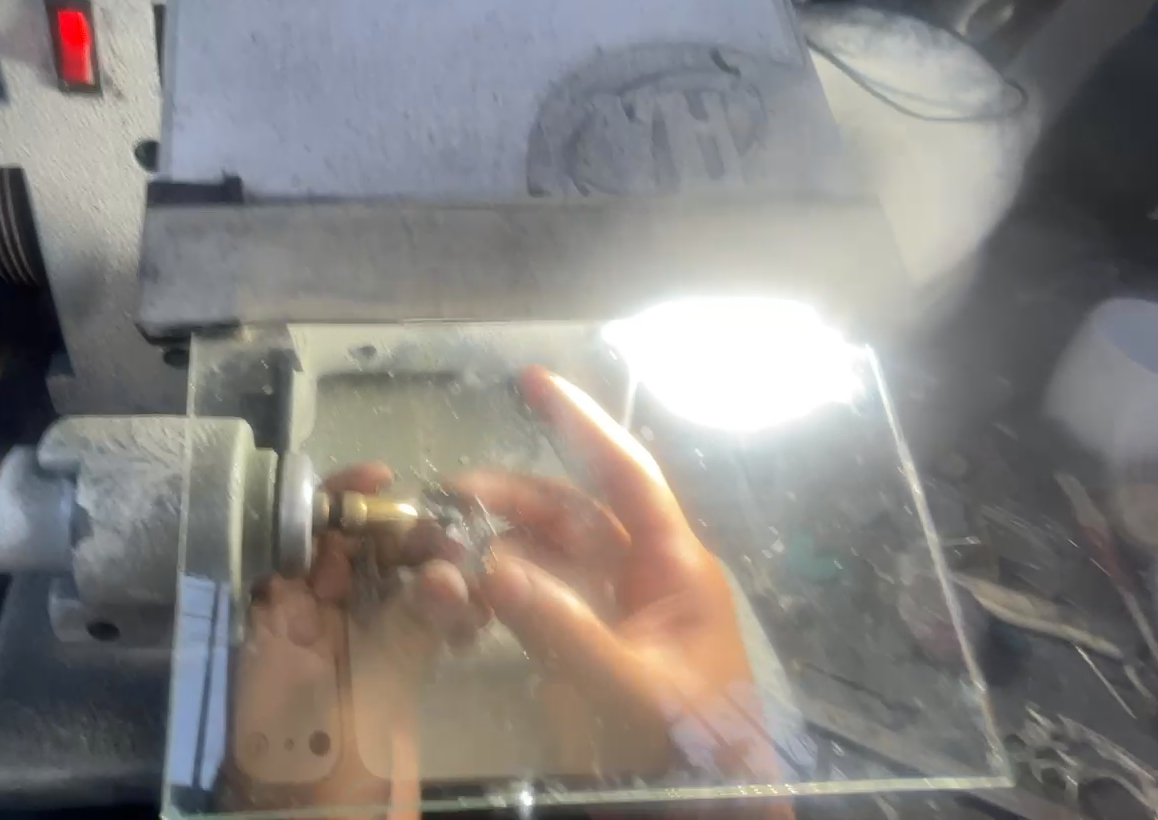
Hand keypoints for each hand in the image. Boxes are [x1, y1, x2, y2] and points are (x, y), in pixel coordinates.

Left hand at [228, 465, 475, 815]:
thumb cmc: (310, 782)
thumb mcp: (354, 705)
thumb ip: (403, 635)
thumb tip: (452, 574)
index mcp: (277, 617)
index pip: (300, 532)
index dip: (338, 498)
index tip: (385, 478)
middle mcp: (307, 620)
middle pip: (354, 551)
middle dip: (402, 534)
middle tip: (458, 539)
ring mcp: (345, 645)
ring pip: (389, 585)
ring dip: (431, 572)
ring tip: (478, 576)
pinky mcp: (381, 673)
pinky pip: (411, 624)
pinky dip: (442, 613)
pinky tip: (476, 617)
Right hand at [438, 367, 792, 805]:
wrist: (709, 817)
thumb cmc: (696, 751)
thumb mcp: (635, 690)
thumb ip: (563, 630)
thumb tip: (489, 566)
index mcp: (672, 566)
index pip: (626, 473)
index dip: (581, 422)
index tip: (532, 380)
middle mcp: (639, 573)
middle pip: (569, 509)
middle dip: (513, 492)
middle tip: (453, 491)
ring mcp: (608, 607)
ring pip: (544, 549)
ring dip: (498, 537)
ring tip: (448, 541)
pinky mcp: (582, 639)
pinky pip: (532, 593)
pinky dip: (499, 586)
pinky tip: (467, 590)